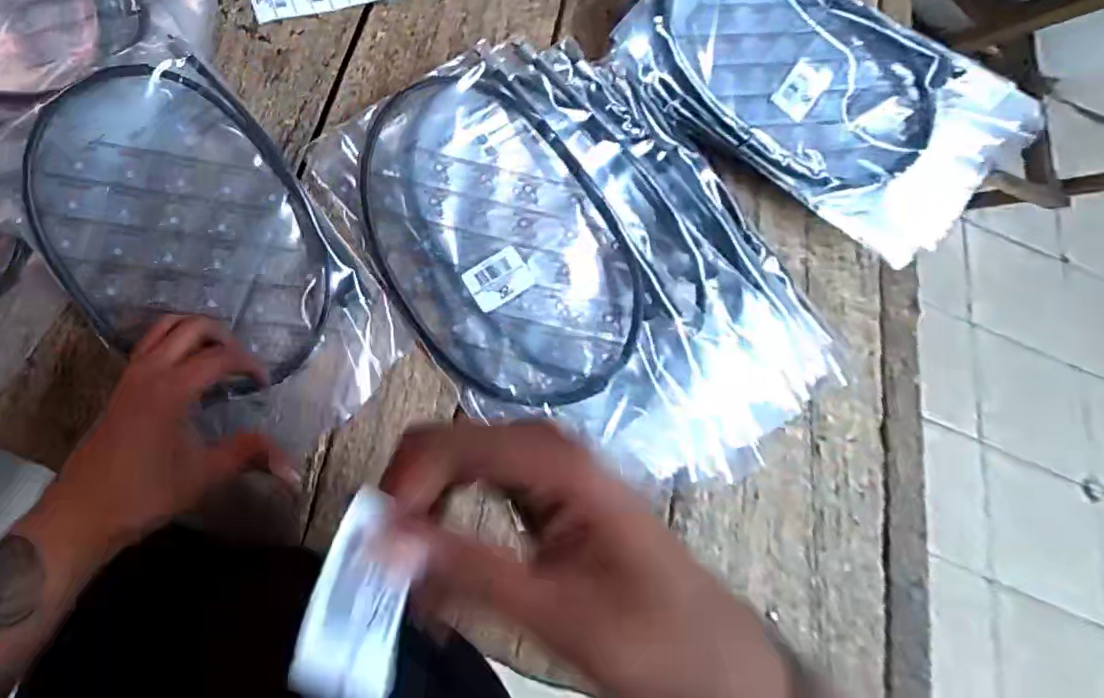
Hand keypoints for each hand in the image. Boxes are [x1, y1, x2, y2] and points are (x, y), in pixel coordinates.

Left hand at [26, 315, 294, 565]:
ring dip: (195, 331)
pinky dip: (173, 339)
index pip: (220, 357)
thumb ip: (246, 456)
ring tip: (216, 354)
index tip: (263, 381)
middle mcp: (152, 369)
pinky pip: (150, 341)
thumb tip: (290, 466)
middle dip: (224, 337)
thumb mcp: (202, 475)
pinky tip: (184, 367)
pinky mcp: (121, 382)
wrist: (83, 512)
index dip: (248, 363)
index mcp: (174, 387)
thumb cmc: (144, 494)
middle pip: (193, 327)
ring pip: (167, 326)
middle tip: (241, 363)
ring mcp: (132, 372)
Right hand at [381, 421, 795, 697]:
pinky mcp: (539, 485)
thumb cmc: (655, 636)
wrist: (724, 661)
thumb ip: (468, 571)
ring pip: (452, 464)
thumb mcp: (559, 612)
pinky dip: (446, 519)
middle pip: (443, 446)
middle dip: (408, 502)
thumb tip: (383, 543)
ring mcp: (540, 460)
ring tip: (417, 575)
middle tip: (392, 569)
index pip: (446, 444)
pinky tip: (446, 563)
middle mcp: (540, 441)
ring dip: (424, 514)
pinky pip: (472, 483)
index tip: (379, 549)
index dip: (402, 489)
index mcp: (551, 456)